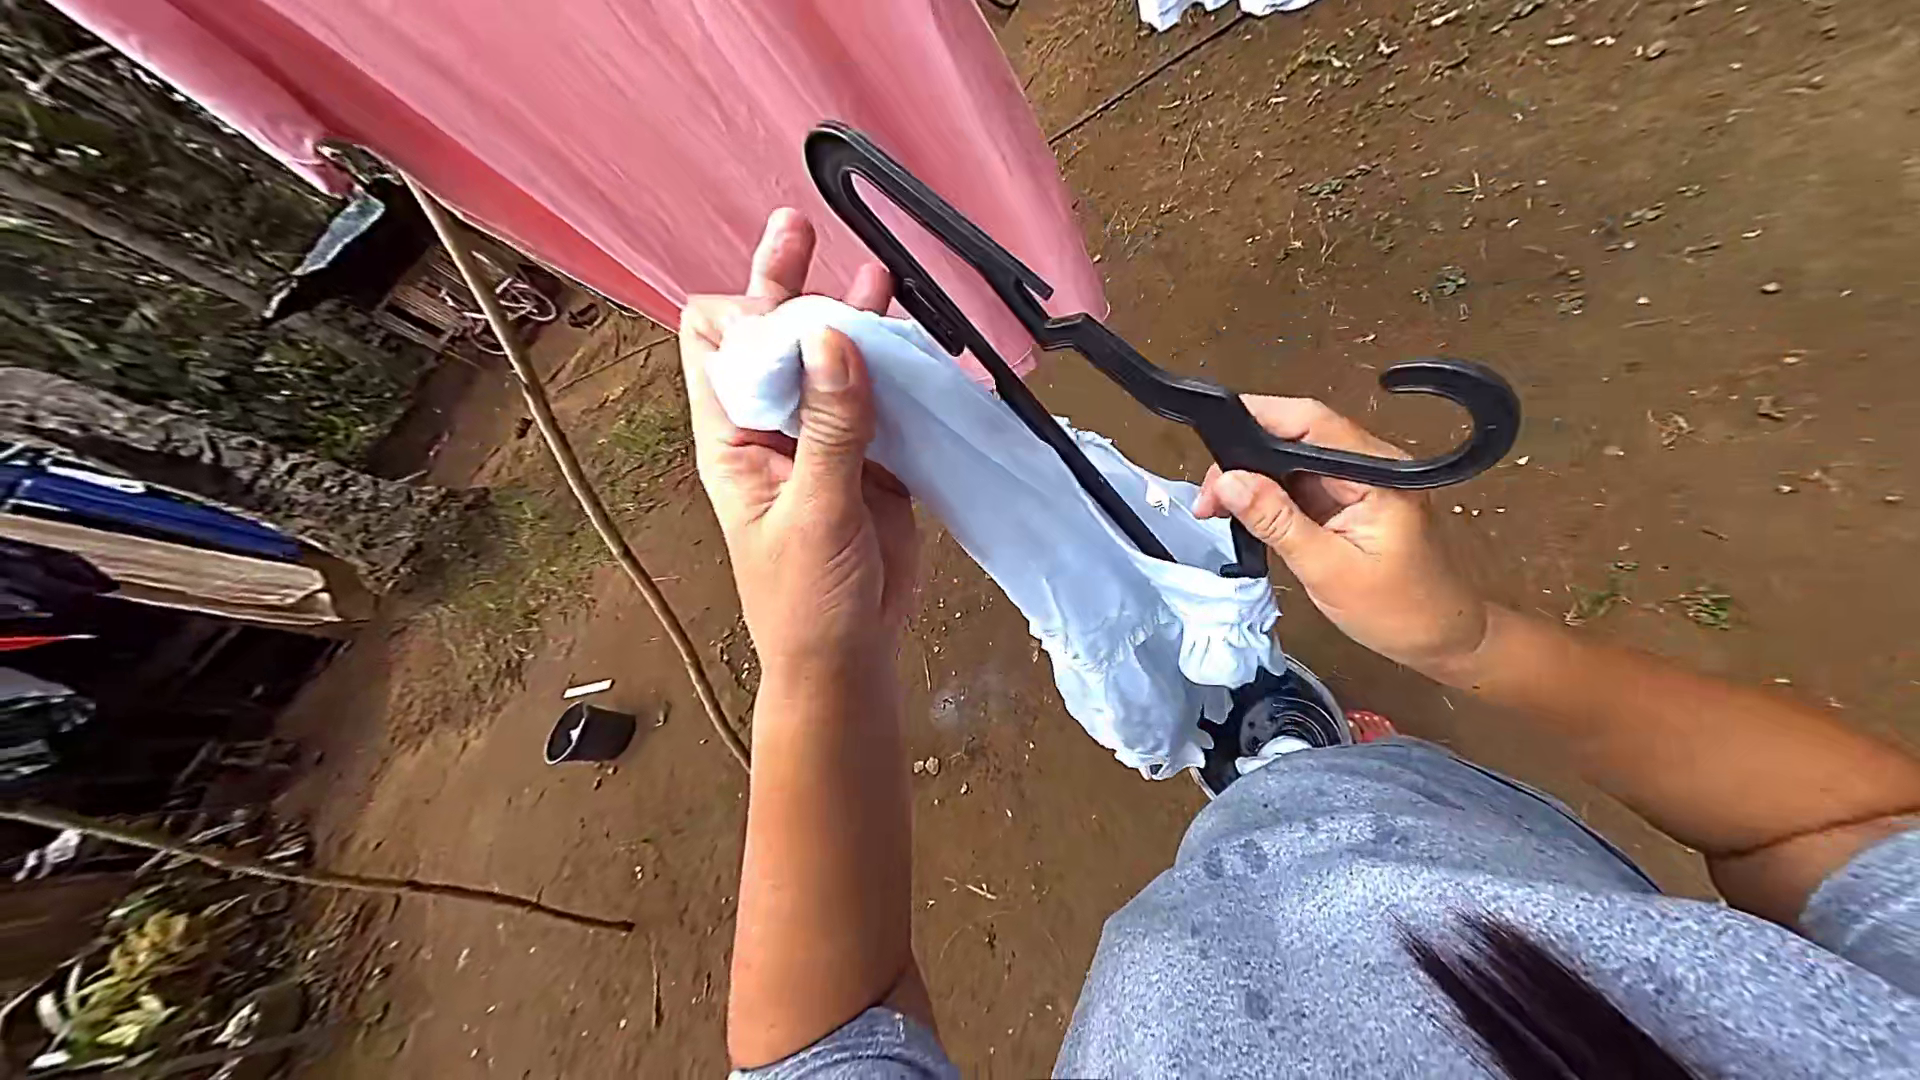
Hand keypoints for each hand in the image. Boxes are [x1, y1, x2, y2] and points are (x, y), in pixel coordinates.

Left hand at [679, 209, 918, 676]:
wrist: (850, 652)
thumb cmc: (807, 598)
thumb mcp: (814, 513)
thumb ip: (829, 430)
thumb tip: (834, 340)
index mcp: (736, 438)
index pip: (717, 347)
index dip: (745, 316)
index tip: (794, 317)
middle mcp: (778, 428)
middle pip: (776, 341)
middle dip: (788, 287)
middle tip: (801, 229)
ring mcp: (829, 442)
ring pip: (839, 368)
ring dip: (858, 326)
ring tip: (880, 278)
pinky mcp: (874, 461)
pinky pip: (889, 407)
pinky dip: (909, 381)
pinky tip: (937, 356)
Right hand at [1192, 397, 1488, 677]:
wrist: (1439, 638)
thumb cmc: (1397, 609)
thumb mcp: (1327, 567)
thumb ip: (1276, 521)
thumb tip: (1229, 482)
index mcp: (1375, 472)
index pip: (1309, 421)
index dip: (1256, 418)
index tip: (1211, 438)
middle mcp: (1366, 466)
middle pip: (1291, 437)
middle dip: (1241, 458)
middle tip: (1208, 497)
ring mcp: (1353, 482)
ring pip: (1286, 461)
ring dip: (1247, 479)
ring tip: (1216, 508)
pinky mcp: (1341, 500)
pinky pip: (1292, 484)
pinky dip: (1262, 496)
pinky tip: (1241, 513)